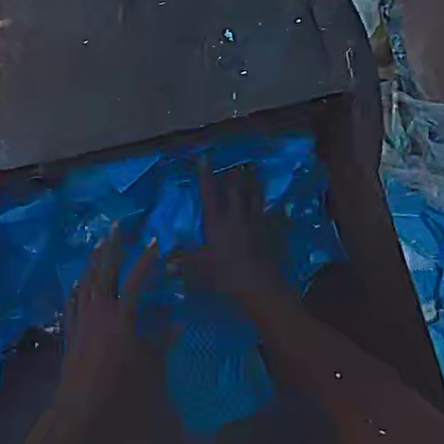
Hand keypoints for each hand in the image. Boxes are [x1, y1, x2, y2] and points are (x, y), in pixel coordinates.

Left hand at [49, 229, 158, 430]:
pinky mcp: (71, 332)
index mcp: (121, 317)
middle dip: (112, 247)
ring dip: (94, 261)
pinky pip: (73, 301)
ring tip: (99, 244)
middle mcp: (99, 312)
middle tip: (117, 226)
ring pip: (87, 282)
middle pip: (105, 271)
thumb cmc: (119, 393)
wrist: (78, 415)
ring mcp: (82, 320)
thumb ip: (163, 340)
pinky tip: (78, 281)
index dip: (146, 260)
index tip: (155, 240)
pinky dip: (78, 287)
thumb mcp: (150, 366)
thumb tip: (178, 318)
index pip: (136, 280)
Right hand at [188, 161, 287, 308]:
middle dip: (234, 174)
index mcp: (216, 222)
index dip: (206, 175)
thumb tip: (167, 264)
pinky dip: (273, 206)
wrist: (259, 285)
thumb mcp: (199, 272)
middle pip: (235, 189)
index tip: (205, 158)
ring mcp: (256, 222)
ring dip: (253, 183)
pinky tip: (276, 203)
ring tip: (253, 172)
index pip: (209, 193)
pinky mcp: (270, 230)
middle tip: (233, 164)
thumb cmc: (225, 276)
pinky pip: (271, 213)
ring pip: (255, 196)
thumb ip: (183, 266)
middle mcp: (236, 216)